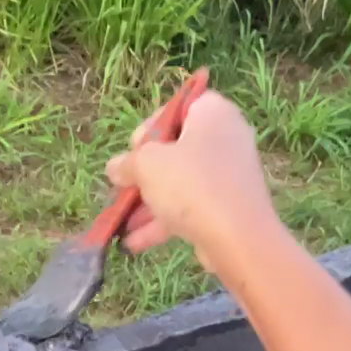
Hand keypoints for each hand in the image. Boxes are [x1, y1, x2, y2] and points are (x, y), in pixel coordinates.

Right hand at [105, 90, 288, 280]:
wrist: (237, 236)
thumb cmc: (191, 185)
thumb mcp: (147, 166)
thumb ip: (127, 163)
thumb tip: (114, 167)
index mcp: (211, 114)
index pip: (178, 108)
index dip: (151, 127)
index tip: (134, 150)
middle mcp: (224, 138)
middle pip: (175, 150)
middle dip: (143, 174)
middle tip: (123, 188)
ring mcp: (227, 175)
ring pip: (179, 183)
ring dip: (147, 204)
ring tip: (121, 223)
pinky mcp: (226, 206)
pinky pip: (189, 208)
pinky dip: (162, 222)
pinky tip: (133, 243)